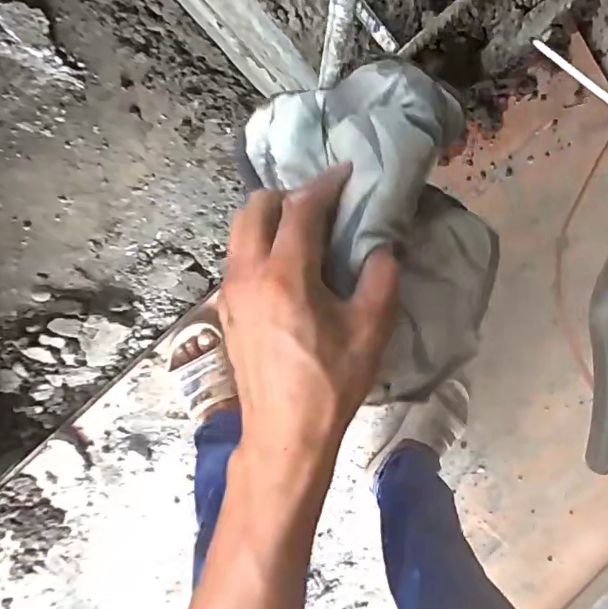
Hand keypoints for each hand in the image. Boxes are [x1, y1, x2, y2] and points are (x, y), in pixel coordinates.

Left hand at [219, 164, 400, 493]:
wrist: (285, 434)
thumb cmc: (332, 383)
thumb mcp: (372, 330)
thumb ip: (382, 278)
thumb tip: (382, 247)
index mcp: (285, 276)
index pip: (300, 209)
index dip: (326, 184)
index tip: (346, 173)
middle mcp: (247, 275)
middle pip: (255, 207)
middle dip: (289, 194)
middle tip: (324, 204)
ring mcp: (229, 293)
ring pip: (240, 230)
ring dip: (271, 218)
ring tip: (307, 230)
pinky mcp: (225, 311)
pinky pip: (238, 256)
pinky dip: (260, 243)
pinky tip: (289, 266)